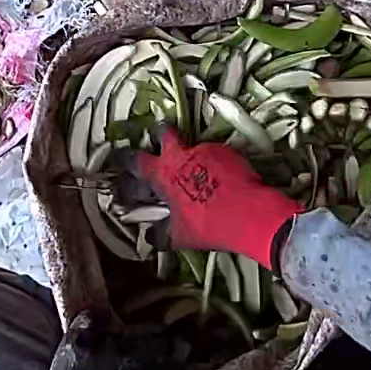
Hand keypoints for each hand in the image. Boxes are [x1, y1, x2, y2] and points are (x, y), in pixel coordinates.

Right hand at [136, 129, 303, 269]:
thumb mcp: (180, 236)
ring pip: (193, 145)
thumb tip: (151, 237)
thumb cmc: (209, 223)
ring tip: (198, 171)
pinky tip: (221, 180)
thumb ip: (161, 234)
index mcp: (164, 173)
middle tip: (159, 138)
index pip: (135, 161)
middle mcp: (182, 155)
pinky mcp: (229, 152)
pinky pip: (215, 155)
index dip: (125, 159)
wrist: (251, 213)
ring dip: (191, 155)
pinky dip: (214, 165)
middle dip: (159, 133)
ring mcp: (207, 150)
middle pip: (164, 133)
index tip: (119, 157)